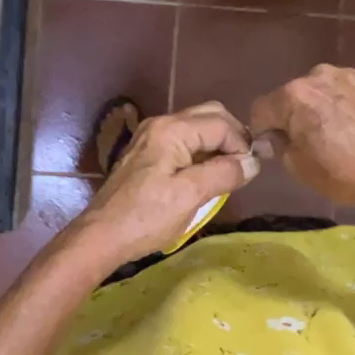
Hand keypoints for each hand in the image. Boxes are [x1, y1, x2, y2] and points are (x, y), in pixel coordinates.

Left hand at [70, 102, 260, 266]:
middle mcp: (162, 125)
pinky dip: (202, 153)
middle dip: (232, 137)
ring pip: (198, 128)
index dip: (241, 144)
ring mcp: (152, 138)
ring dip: (218, 145)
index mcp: (172, 130)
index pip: (221, 123)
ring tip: (229, 173)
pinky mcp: (148, 154)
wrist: (100, 237)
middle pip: (210, 116)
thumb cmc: (145, 217)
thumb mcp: (189, 196)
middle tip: (243, 166)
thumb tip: (253, 162)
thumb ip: (223, 174)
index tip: (249, 171)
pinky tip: (207, 176)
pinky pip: (185, 142)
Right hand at [248, 64, 354, 215]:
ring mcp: (344, 75)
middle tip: (305, 144)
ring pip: (314, 92)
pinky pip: (338, 92)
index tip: (274, 149)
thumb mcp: (299, 167)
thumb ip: (278, 145)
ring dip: (314, 109)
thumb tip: (274, 137)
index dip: (262, 131)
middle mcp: (316, 76)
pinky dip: (337, 106)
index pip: (260, 109)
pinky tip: (350, 128)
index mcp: (294, 95)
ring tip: (331, 135)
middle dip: (289, 117)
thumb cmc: (344, 172)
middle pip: (288, 97)